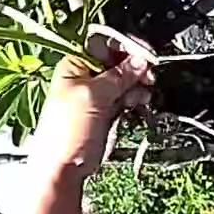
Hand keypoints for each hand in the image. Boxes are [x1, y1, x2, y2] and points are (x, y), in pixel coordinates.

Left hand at [26, 43, 153, 189]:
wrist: (64, 168)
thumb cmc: (68, 128)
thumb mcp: (93, 95)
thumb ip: (119, 76)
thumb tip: (141, 60)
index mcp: (76, 64)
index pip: (105, 45)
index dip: (126, 47)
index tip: (146, 53)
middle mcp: (87, 76)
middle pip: (118, 62)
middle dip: (135, 68)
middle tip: (149, 76)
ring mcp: (98, 94)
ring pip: (125, 80)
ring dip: (137, 85)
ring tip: (142, 95)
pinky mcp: (107, 111)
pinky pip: (126, 97)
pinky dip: (135, 98)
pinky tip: (140, 102)